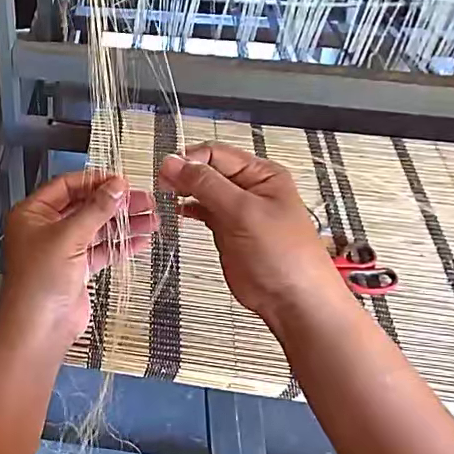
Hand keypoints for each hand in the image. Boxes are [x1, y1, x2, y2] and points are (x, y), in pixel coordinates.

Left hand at [0, 170, 157, 351]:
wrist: (40, 328)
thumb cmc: (39, 283)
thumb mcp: (68, 237)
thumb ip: (95, 210)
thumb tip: (116, 187)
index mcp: (32, 214)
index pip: (66, 186)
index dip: (95, 182)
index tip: (122, 182)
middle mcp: (45, 229)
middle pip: (85, 206)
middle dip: (115, 204)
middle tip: (144, 200)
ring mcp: (62, 249)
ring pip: (97, 229)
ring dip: (123, 224)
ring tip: (152, 219)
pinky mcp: (76, 269)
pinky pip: (101, 250)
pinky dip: (120, 245)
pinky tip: (141, 240)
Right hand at [158, 143, 343, 327]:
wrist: (291, 299)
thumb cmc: (283, 255)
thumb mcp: (243, 211)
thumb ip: (207, 184)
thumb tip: (174, 162)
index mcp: (261, 174)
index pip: (216, 154)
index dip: (190, 160)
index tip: (167, 174)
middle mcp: (248, 188)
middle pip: (207, 170)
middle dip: (183, 175)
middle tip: (162, 187)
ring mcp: (236, 210)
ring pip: (201, 190)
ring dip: (183, 192)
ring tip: (166, 199)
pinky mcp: (226, 230)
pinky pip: (202, 211)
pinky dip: (187, 210)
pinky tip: (176, 212)